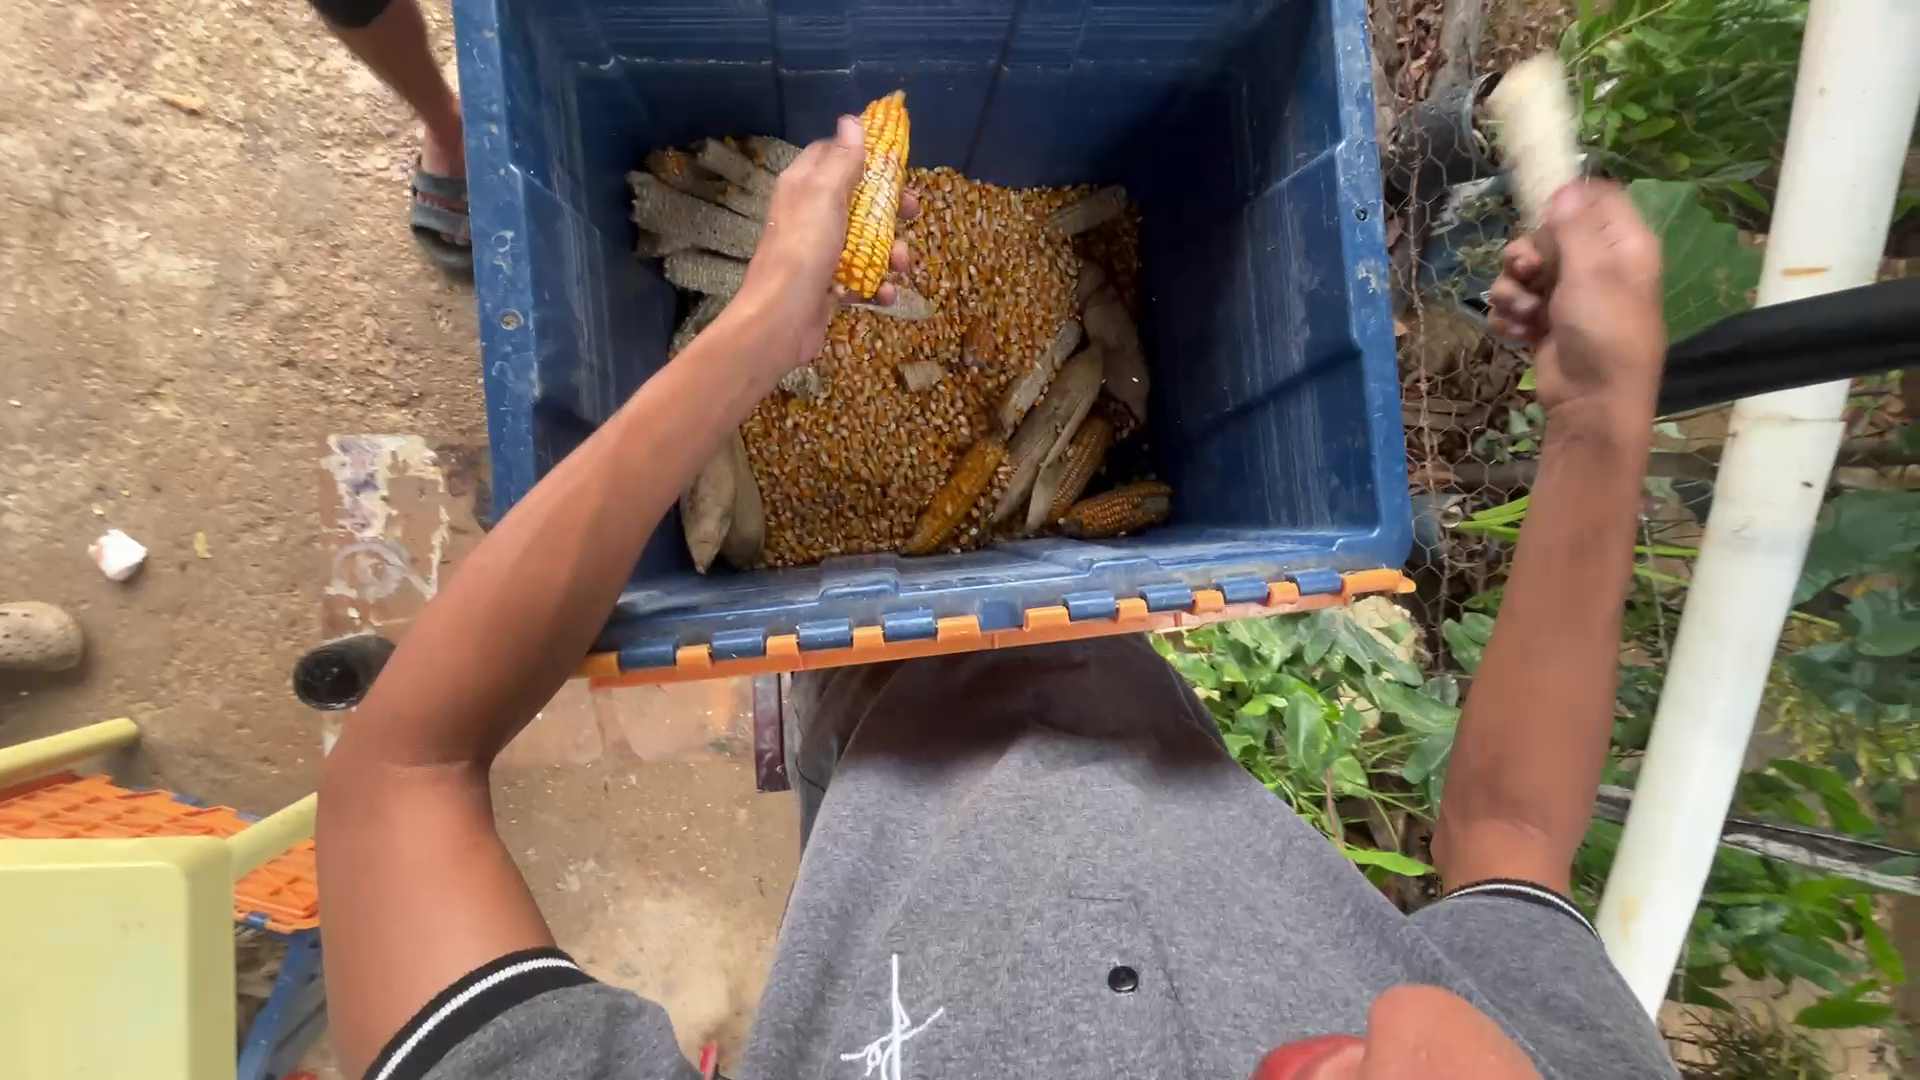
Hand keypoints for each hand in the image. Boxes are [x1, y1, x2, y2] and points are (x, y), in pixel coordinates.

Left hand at [733, 115, 918, 374]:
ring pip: (866, 243)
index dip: (864, 156)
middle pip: (858, 200)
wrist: (782, 318)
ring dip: (890, 252)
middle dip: (889, 208)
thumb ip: (843, 160)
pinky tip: (884, 293)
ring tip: (901, 264)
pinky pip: (862, 280)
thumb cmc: (804, 250)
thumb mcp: (825, 195)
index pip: (833, 156)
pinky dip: (877, 286)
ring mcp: (821, 253)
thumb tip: (851, 121)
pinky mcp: (830, 287)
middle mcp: (811, 216)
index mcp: (804, 186)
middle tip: (912, 211)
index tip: (895, 162)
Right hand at [1488, 181, 1665, 426]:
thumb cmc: (1604, 330)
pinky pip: (1510, 306)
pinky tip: (1518, 333)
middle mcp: (1592, 265)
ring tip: (1525, 314)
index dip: (1562, 203)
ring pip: (1519, 275)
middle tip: (1525, 272)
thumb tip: (1564, 186)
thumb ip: (1574, 229)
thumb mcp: (1592, 272)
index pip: (1593, 202)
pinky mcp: (1540, 322)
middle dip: (1523, 258)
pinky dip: (1508, 318)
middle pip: (1543, 239)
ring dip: (1510, 293)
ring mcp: (1563, 296)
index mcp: (1619, 245)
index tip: (1532, 211)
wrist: (1590, 395)